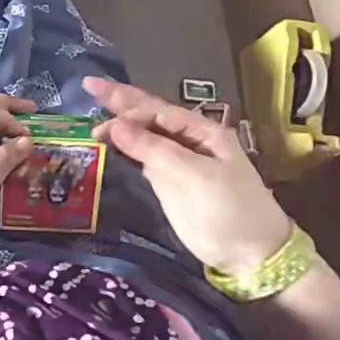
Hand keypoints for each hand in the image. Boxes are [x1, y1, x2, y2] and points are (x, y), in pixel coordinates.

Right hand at [84, 77, 291, 277]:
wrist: (251, 254)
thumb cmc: (228, 210)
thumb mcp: (192, 176)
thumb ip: (153, 149)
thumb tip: (116, 126)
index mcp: (201, 132)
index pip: (157, 110)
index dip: (127, 105)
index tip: (97, 104)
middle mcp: (187, 141)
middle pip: (149, 116)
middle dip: (120, 102)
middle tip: (89, 85)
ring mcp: (178, 163)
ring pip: (144, 136)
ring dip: (120, 126)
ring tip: (93, 118)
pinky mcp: (170, 184)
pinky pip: (144, 158)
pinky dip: (126, 150)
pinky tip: (110, 144)